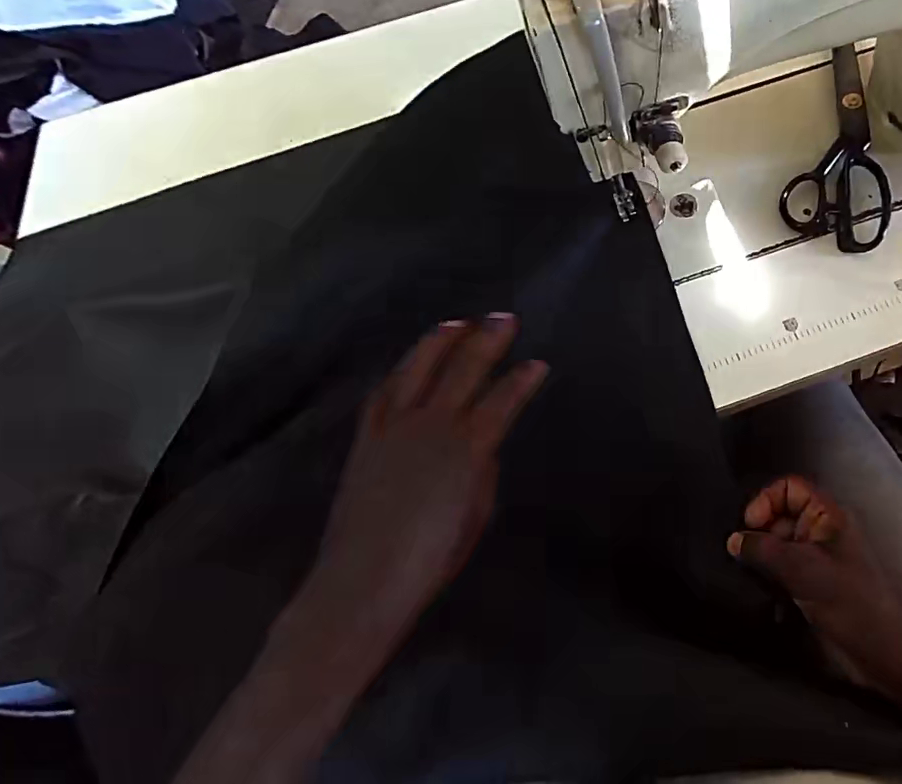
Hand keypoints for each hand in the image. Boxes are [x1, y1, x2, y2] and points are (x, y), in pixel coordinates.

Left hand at [175, 317, 546, 783]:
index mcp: (467, 447)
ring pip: (418, 369)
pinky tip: (408, 363)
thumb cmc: (431, 558)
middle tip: (504, 319)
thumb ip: (482, 469)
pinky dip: (399, 372)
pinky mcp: (366, 438)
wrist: (363, 583)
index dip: (524, 379)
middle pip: (463, 368)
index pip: (503, 399)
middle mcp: (431, 425)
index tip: (538, 364)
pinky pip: (382, 394)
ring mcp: (393, 428)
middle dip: (488, 339)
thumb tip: (481, 444)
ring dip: (440, 341)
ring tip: (456, 323)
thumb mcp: (476, 514)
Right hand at [727, 477, 901, 709]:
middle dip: (760, 530)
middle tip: (746, 554)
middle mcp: (822, 529)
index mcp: (827, 515)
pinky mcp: (816, 581)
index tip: (750, 526)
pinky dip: (771, 573)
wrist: (887, 653)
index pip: (788, 487)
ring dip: (764, 555)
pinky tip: (764, 590)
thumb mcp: (802, 570)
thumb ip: (764, 550)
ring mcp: (819, 556)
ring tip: (754, 574)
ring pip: (780, 541)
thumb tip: (735, 540)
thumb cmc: (853, 604)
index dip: (765, 500)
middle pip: (780, 512)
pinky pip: (785, 565)